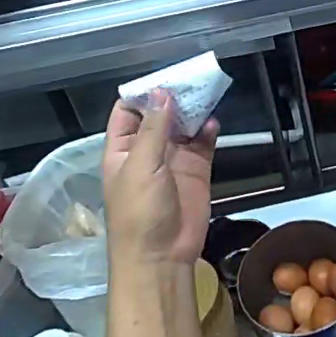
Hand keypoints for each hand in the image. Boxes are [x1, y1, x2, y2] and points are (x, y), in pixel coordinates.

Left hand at [101, 92, 219, 268]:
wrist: (162, 258)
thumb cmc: (140, 212)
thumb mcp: (141, 166)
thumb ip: (154, 128)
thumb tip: (162, 93)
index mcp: (123, 148)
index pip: (128, 111)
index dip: (143, 93)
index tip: (163, 78)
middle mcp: (147, 149)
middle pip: (160, 113)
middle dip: (173, 96)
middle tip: (191, 77)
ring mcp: (172, 159)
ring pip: (183, 125)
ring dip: (193, 109)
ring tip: (206, 91)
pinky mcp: (196, 170)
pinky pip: (202, 142)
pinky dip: (208, 130)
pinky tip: (212, 122)